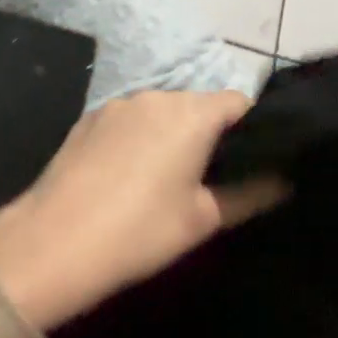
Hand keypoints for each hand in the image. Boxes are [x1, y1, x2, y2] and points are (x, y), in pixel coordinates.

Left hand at [0, 91, 289, 330]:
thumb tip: (281, 180)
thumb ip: (249, 193)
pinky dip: (137, 140)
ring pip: (159, 113)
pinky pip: (127, 123)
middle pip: (196, 105)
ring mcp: (115, 105)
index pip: (238, 103)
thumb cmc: (142, 229)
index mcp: (190, 113)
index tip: (252, 162)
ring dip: (169, 136)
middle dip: (208, 135)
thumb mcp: (204, 219)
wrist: (56, 240)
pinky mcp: (86, 120)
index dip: (253, 130)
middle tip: (210, 180)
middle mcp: (154, 96)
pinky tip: (127, 178)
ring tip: (165, 182)